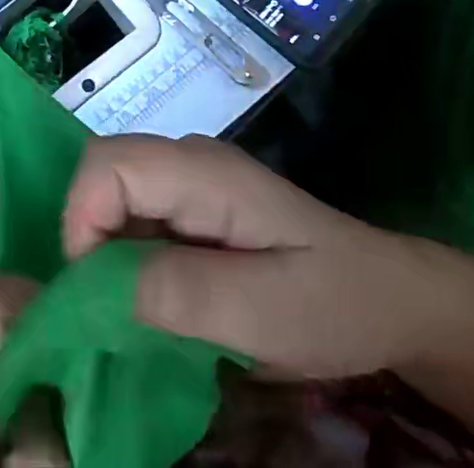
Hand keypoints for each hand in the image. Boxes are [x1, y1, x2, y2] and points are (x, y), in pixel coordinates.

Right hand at [61, 134, 461, 379]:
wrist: (391, 300)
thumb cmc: (333, 304)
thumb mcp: (263, 311)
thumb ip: (180, 292)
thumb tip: (94, 286)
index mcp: (204, 172)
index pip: (106, 165)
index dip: (82, 220)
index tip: (96, 292)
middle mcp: (188, 161)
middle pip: (103, 174)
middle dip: (90, 238)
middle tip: (112, 307)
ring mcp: (191, 181)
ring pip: (114, 196)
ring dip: (107, 252)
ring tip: (135, 310)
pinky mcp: (193, 205)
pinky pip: (136, 217)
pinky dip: (126, 258)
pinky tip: (155, 297)